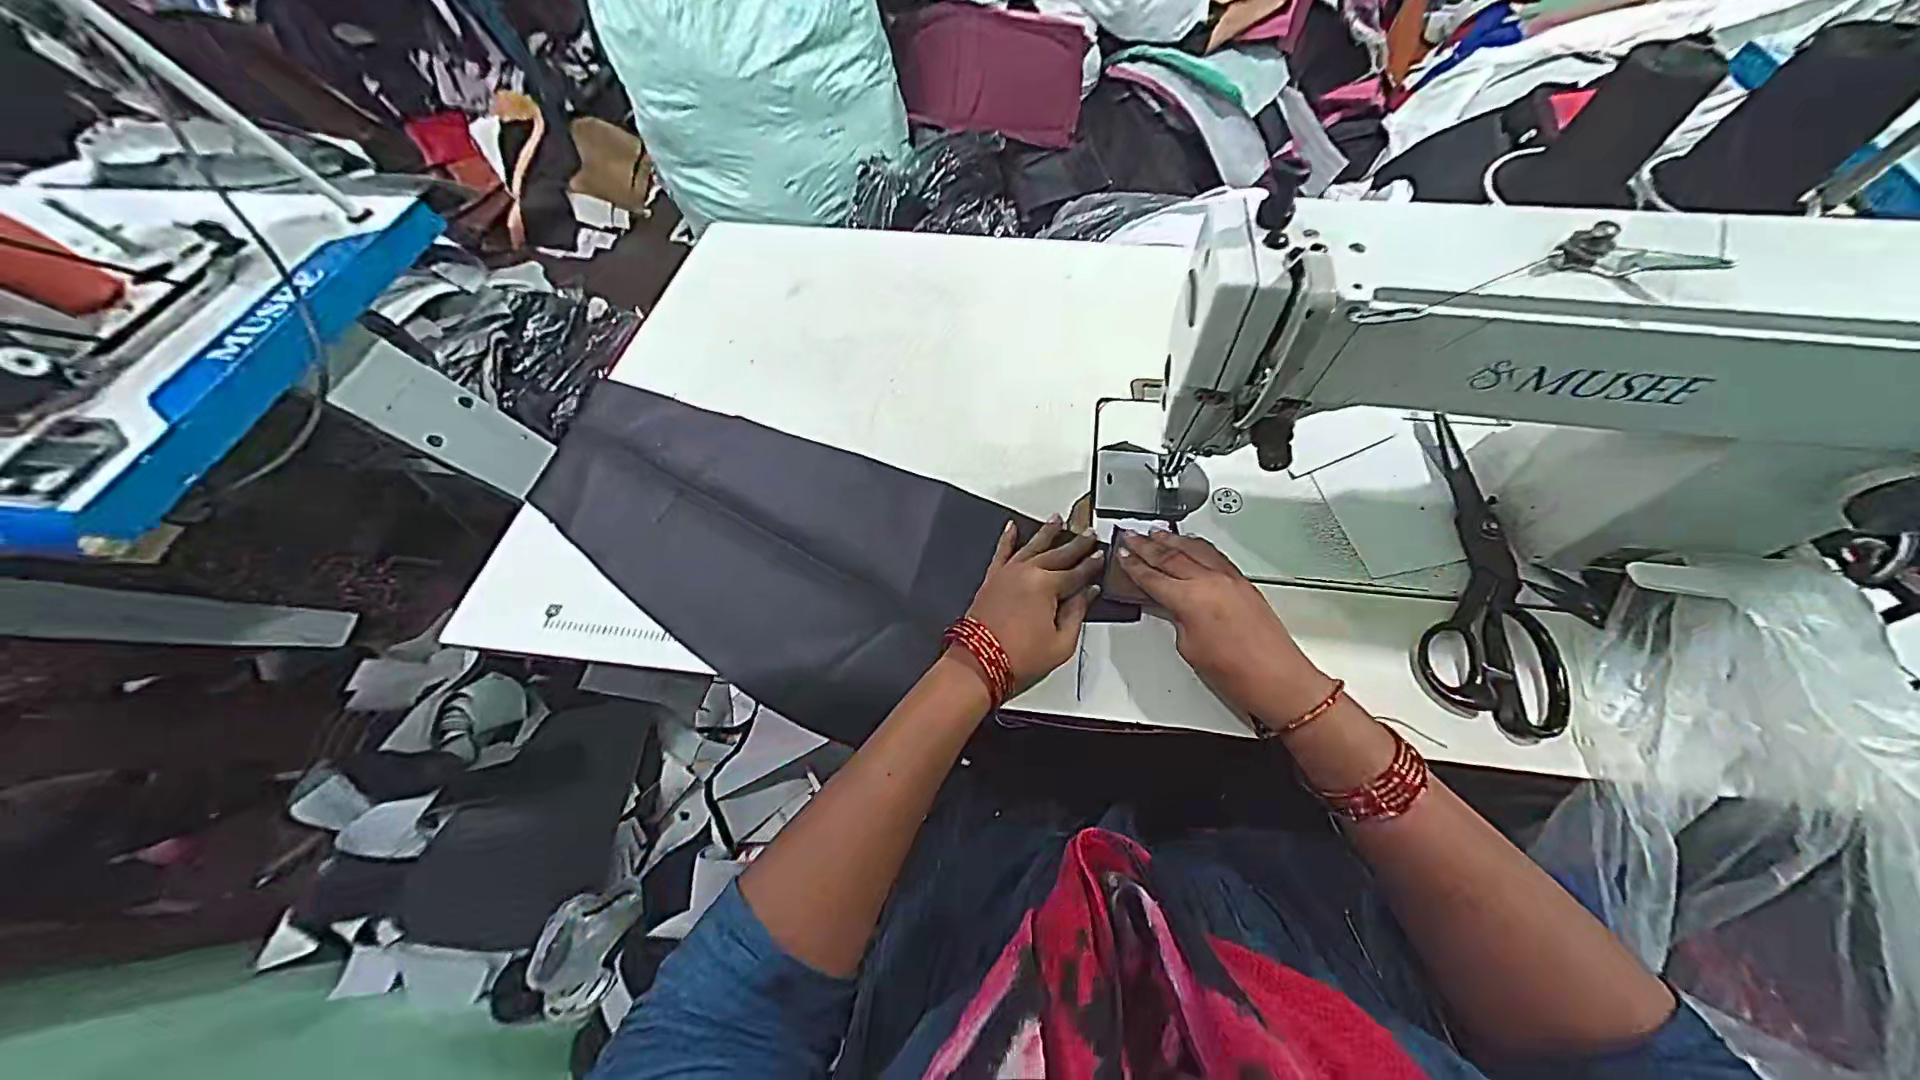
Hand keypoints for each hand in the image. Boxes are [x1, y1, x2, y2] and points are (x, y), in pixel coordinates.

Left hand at [961, 517, 1103, 691]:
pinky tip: (1012, 527)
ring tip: (1058, 520)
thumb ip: (1077, 613)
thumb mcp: (1061, 643)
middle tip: (1089, 535)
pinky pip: (1002, 552)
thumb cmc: (1016, 657)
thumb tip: (1087, 595)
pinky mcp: (991, 579)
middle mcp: (1027, 573)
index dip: (1091, 565)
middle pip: (1058, 554)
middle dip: (1076, 544)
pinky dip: (1007, 538)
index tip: (1100, 557)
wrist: (978, 663)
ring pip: (1032, 546)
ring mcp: (1007, 573)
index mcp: (1047, 586)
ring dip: (1047, 532)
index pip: (1077, 572)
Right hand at [1116, 529, 1332, 719]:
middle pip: (1169, 555)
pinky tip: (1191, 543)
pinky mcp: (1244, 583)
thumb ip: (1176, 617)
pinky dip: (1197, 546)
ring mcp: (1230, 579)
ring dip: (1171, 539)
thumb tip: (1171, 604)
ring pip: (1194, 548)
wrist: (1277, 679)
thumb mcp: (1189, 647)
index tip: (1122, 556)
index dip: (1133, 566)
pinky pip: (1215, 555)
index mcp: (1190, 598)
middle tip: (1131, 536)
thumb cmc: (1238, 672)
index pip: (1152, 576)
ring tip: (1156, 533)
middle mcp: (1210, 582)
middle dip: (1146, 545)